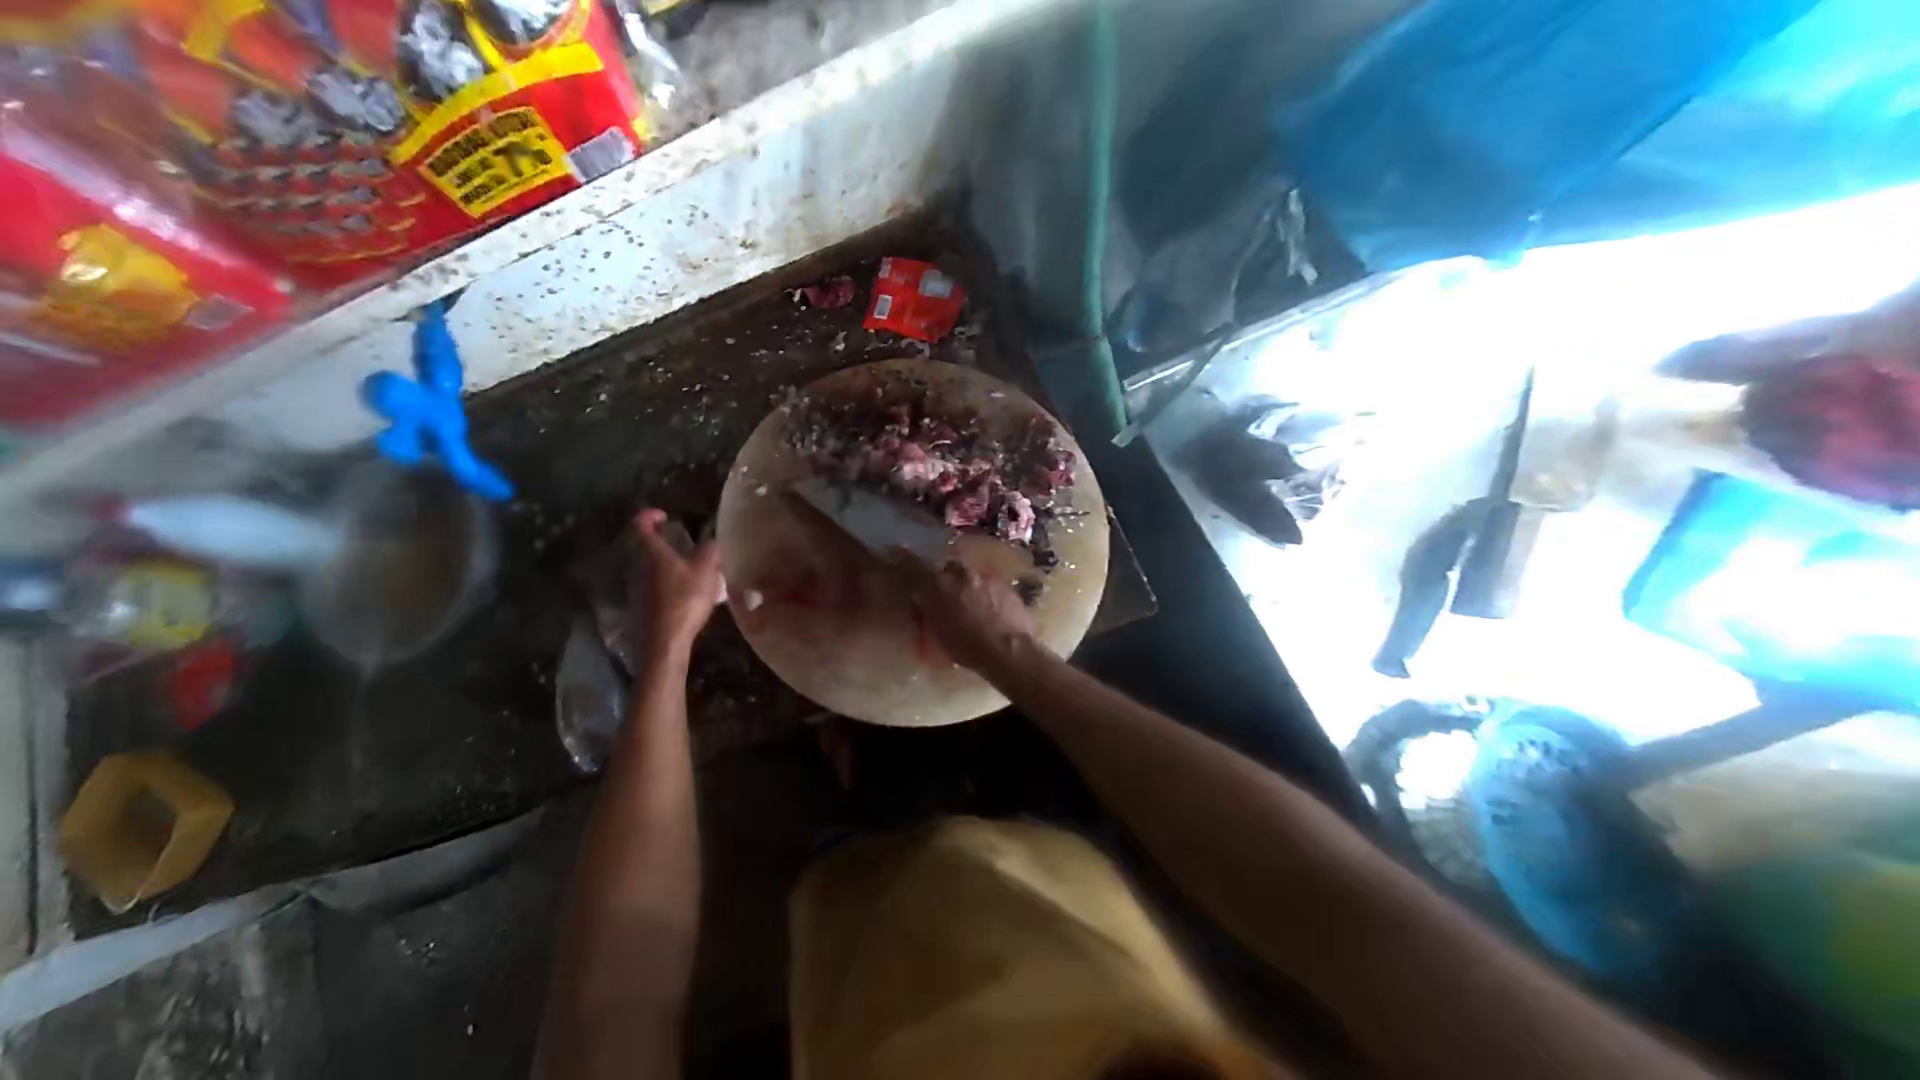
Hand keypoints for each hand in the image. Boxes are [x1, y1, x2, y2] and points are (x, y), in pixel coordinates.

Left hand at [631, 508, 723, 657]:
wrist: (662, 643)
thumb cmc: (683, 601)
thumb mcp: (706, 573)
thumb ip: (710, 552)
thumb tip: (710, 541)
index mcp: (651, 553)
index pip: (640, 524)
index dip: (650, 515)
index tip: (665, 515)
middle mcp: (636, 566)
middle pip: (642, 546)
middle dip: (658, 540)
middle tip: (677, 540)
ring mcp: (634, 587)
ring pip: (645, 566)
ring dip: (661, 562)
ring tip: (685, 567)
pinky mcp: (637, 606)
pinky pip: (649, 585)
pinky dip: (662, 581)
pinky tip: (681, 592)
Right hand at [893, 553, 1038, 672]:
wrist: (1008, 650)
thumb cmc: (967, 647)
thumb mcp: (938, 632)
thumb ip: (928, 610)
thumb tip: (921, 597)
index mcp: (939, 585)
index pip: (916, 565)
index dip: (907, 558)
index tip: (900, 550)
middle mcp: (962, 574)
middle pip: (949, 567)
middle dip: (946, 576)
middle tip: (946, 592)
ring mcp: (986, 577)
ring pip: (971, 575)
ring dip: (968, 585)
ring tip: (973, 604)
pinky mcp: (1006, 585)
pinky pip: (990, 584)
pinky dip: (987, 593)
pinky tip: (992, 609)